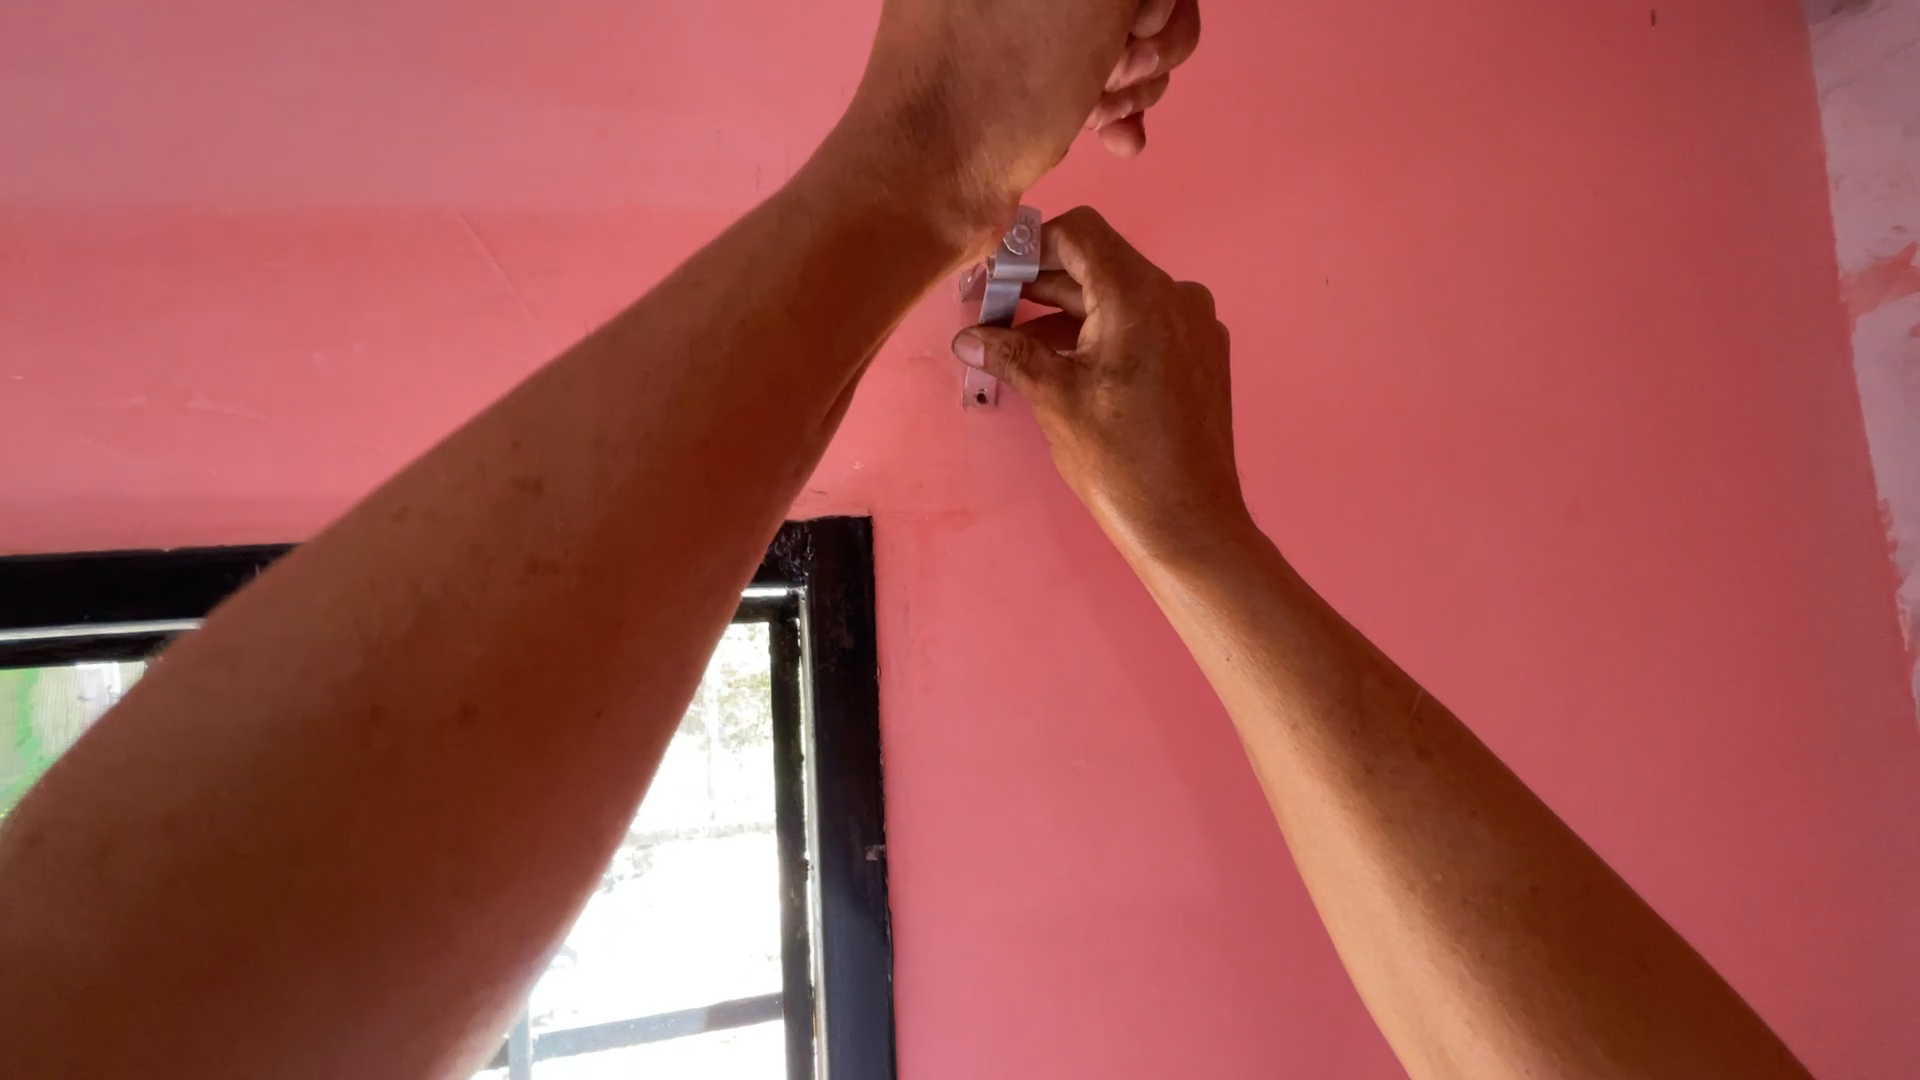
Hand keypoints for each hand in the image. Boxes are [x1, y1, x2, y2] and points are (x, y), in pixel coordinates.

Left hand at [838, 1, 1201, 237]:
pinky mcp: (1021, 85)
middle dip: (1147, 37)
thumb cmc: (1005, 80)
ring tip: (1105, 115)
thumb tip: (1147, 4)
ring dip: (1133, 82)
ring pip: (1121, 41)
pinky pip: (1091, 83)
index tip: (1137, 27)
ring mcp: (1017, 30)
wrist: (928, 185)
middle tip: (1117, 73)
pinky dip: (1114, 110)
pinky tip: (1116, 139)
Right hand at [950, 207, 1249, 560]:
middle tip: (991, 314)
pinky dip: (1102, 334)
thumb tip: (967, 338)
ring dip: (1067, 314)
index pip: (1080, 233)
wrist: (1187, 523)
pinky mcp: (1200, 356)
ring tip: (1019, 347)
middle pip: (1098, 267)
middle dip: (1040, 287)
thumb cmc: (1119, 462)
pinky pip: (1143, 326)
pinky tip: (1068, 366)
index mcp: (1140, 295)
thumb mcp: (1055, 400)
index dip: (1031, 247)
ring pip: (1119, 299)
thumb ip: (1011, 354)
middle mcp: (1176, 297)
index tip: (995, 278)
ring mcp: (1195, 326)